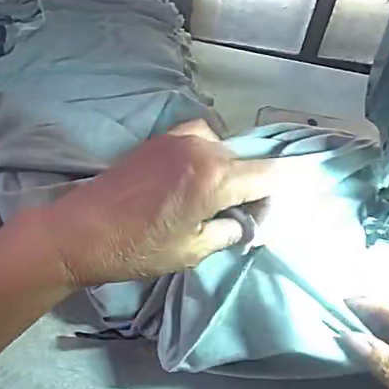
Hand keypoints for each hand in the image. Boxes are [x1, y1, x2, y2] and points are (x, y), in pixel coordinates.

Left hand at [17, 120, 290, 286]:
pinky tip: (194, 183)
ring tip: (216, 203)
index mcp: (215, 176)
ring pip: (223, 150)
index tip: (309, 188)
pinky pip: (198, 141)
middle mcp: (202, 147)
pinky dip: (207, 158)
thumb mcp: (192, 250)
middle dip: (255, 187)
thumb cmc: (136, 248)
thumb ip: (231, 231)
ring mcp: (178, 138)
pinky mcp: (159, 139)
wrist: (79, 230)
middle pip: (247, 162)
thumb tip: (251, 224)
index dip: (294, 182)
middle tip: (249, 217)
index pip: (271, 174)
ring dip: (229, 171)